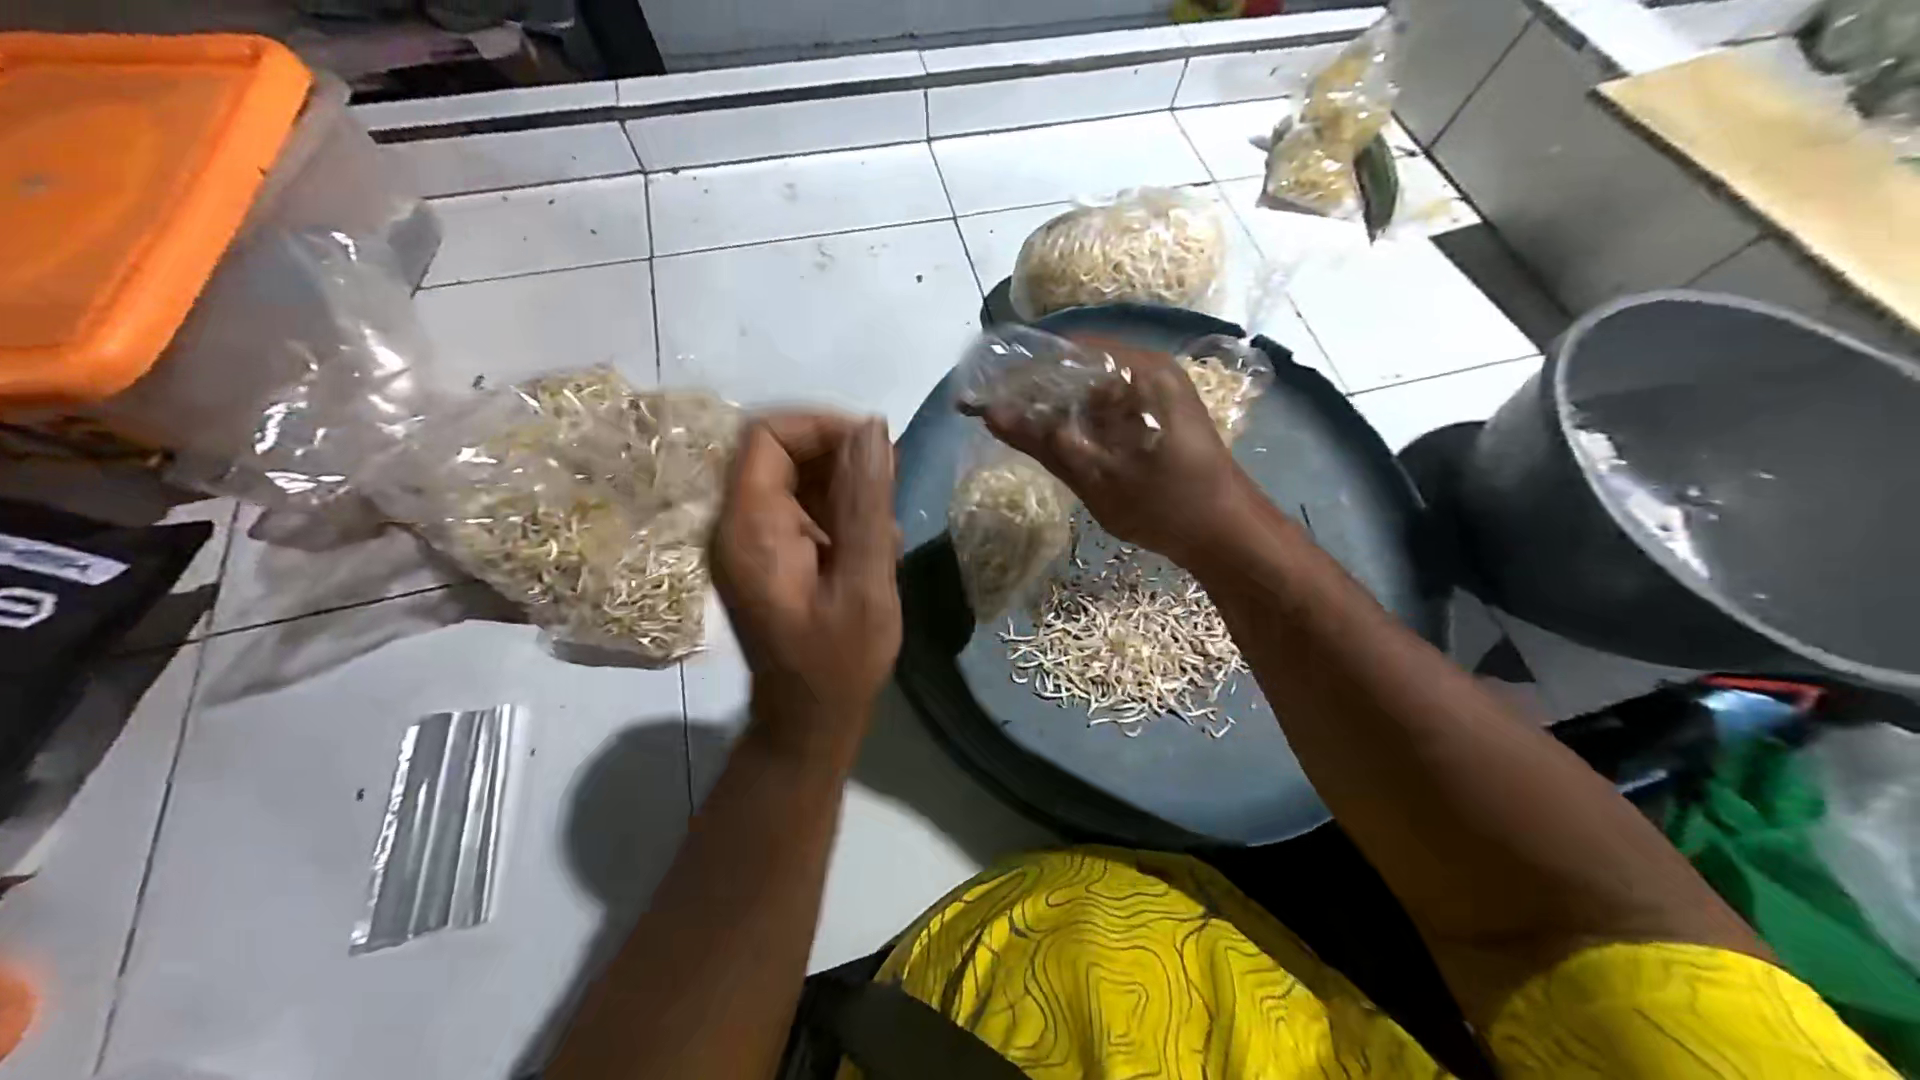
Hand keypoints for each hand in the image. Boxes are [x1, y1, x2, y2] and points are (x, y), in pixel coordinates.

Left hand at [711, 413, 901, 754]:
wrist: (809, 720)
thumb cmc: (840, 662)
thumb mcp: (865, 581)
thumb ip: (866, 502)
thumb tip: (873, 429)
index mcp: (750, 528)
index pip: (767, 435)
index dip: (822, 426)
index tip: (876, 447)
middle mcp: (735, 525)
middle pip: (778, 451)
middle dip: (840, 455)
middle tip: (891, 486)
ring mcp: (748, 541)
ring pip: (793, 477)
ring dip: (844, 485)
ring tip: (886, 523)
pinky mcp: (766, 555)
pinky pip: (798, 507)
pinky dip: (838, 511)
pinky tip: (872, 543)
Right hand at [981, 339, 1252, 564]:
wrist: (1227, 535)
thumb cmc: (1166, 504)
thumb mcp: (1096, 475)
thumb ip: (1042, 441)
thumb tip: (990, 413)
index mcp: (1141, 371)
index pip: (1070, 348)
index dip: (1025, 366)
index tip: (990, 386)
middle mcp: (1151, 370)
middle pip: (1080, 366)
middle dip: (1038, 388)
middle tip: (997, 410)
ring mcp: (1158, 393)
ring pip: (1093, 388)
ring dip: (1058, 406)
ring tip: (1018, 426)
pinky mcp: (1159, 415)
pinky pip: (1109, 406)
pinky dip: (1081, 420)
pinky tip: (1058, 440)